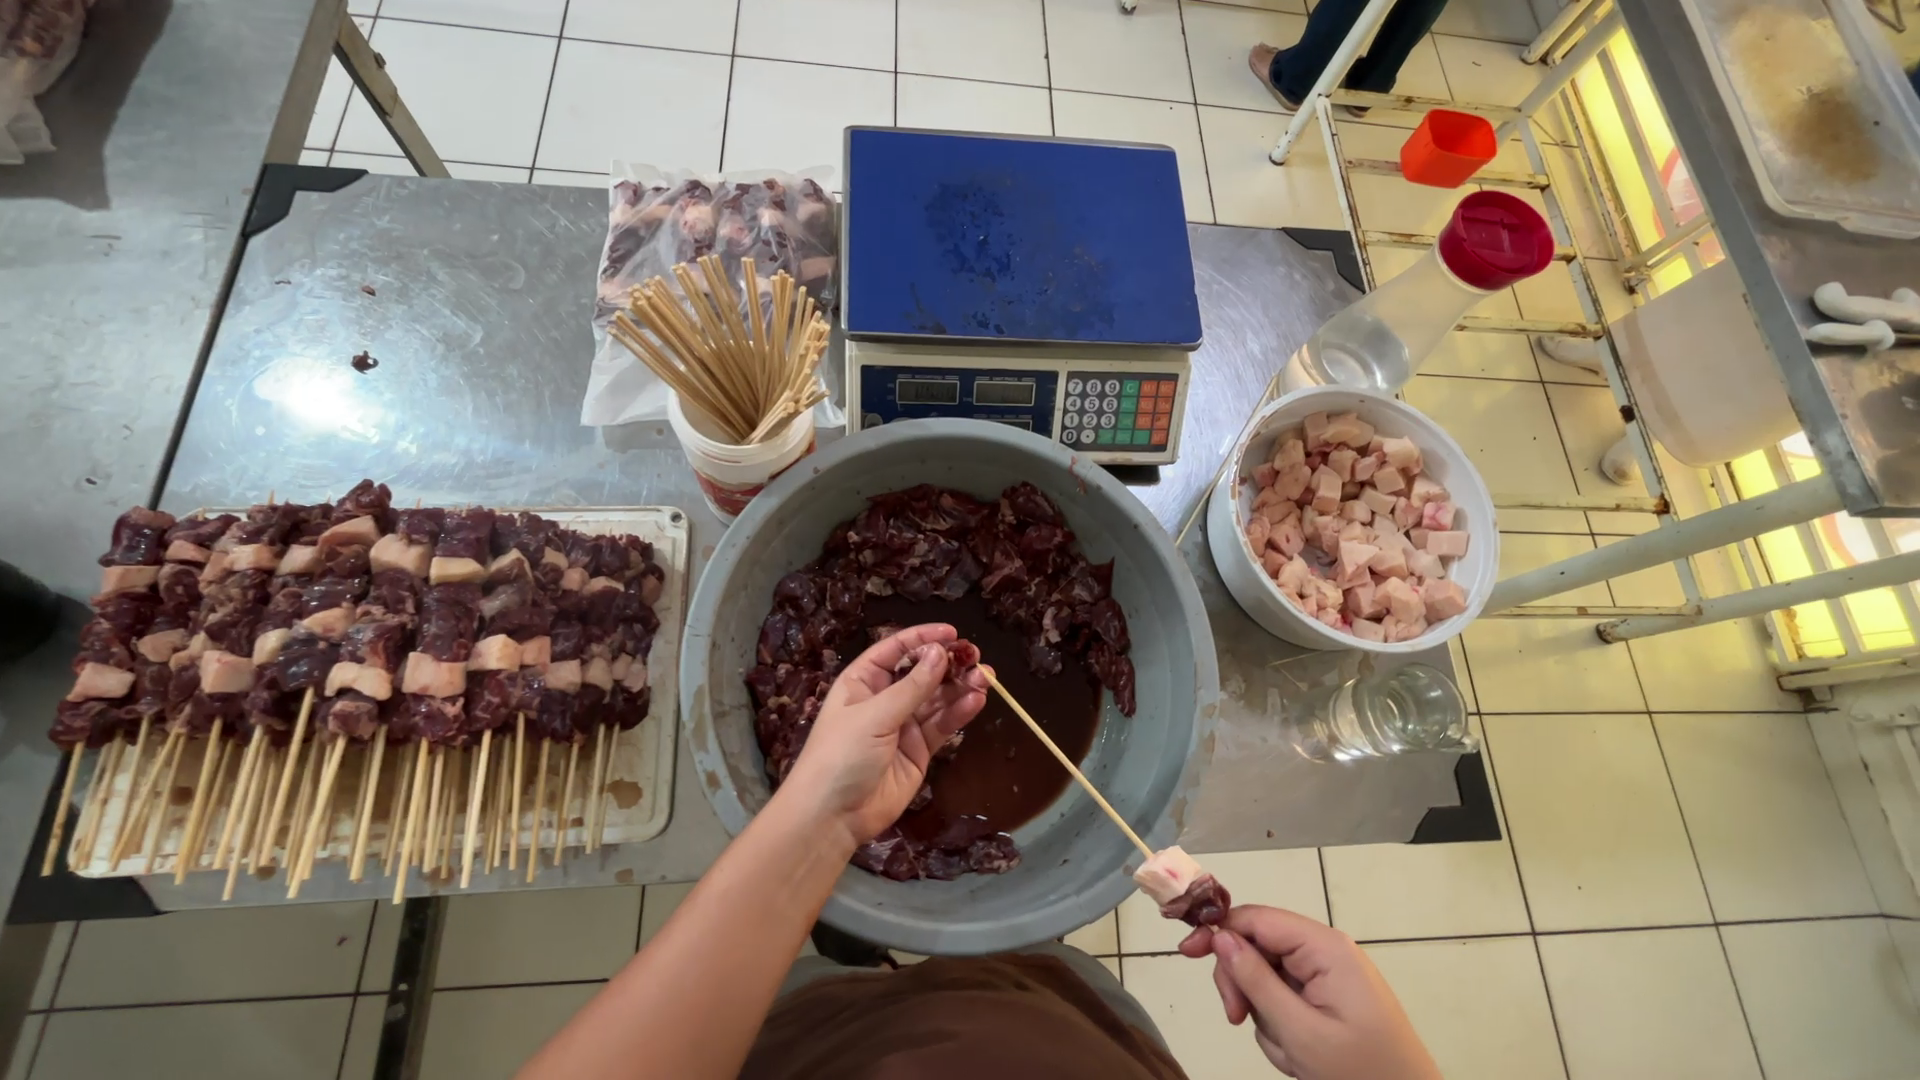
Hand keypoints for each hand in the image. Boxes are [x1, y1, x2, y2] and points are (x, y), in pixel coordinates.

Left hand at [777, 623, 988, 847]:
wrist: (832, 816)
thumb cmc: (842, 754)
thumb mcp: (874, 715)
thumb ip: (912, 687)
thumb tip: (940, 652)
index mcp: (863, 681)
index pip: (895, 650)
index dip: (922, 638)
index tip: (952, 632)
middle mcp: (884, 699)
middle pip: (921, 673)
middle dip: (948, 664)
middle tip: (976, 657)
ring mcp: (903, 726)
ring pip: (937, 699)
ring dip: (960, 687)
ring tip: (985, 678)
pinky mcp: (919, 751)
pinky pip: (942, 726)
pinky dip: (959, 713)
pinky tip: (976, 701)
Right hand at [1177, 906, 1439, 1079]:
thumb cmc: (1360, 1074)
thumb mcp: (1301, 1032)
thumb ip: (1256, 980)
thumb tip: (1218, 935)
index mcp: (1324, 947)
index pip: (1255, 918)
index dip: (1217, 930)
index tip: (1185, 953)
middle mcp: (1326, 950)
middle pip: (1258, 944)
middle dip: (1243, 982)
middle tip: (1236, 1018)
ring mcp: (1329, 973)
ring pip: (1268, 974)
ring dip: (1264, 1011)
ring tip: (1285, 1049)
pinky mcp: (1331, 996)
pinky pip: (1286, 995)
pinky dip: (1281, 1022)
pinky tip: (1297, 1052)